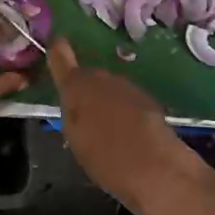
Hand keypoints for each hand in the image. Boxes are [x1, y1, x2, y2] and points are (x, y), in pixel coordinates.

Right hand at [50, 38, 213, 214]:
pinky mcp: (148, 99)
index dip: (57, 50)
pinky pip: (127, 101)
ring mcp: (128, 87)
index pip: (61, 57)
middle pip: (88, 77)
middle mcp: (102, 78)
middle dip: (84, 93)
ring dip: (106, 104)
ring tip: (106, 134)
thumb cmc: (106, 158)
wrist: (158, 169)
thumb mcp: (75, 139)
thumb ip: (71, 113)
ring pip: (109, 89)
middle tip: (83, 120)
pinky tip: (128, 137)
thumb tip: (73, 100)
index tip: (56, 45)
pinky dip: (125, 114)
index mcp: (77, 86)